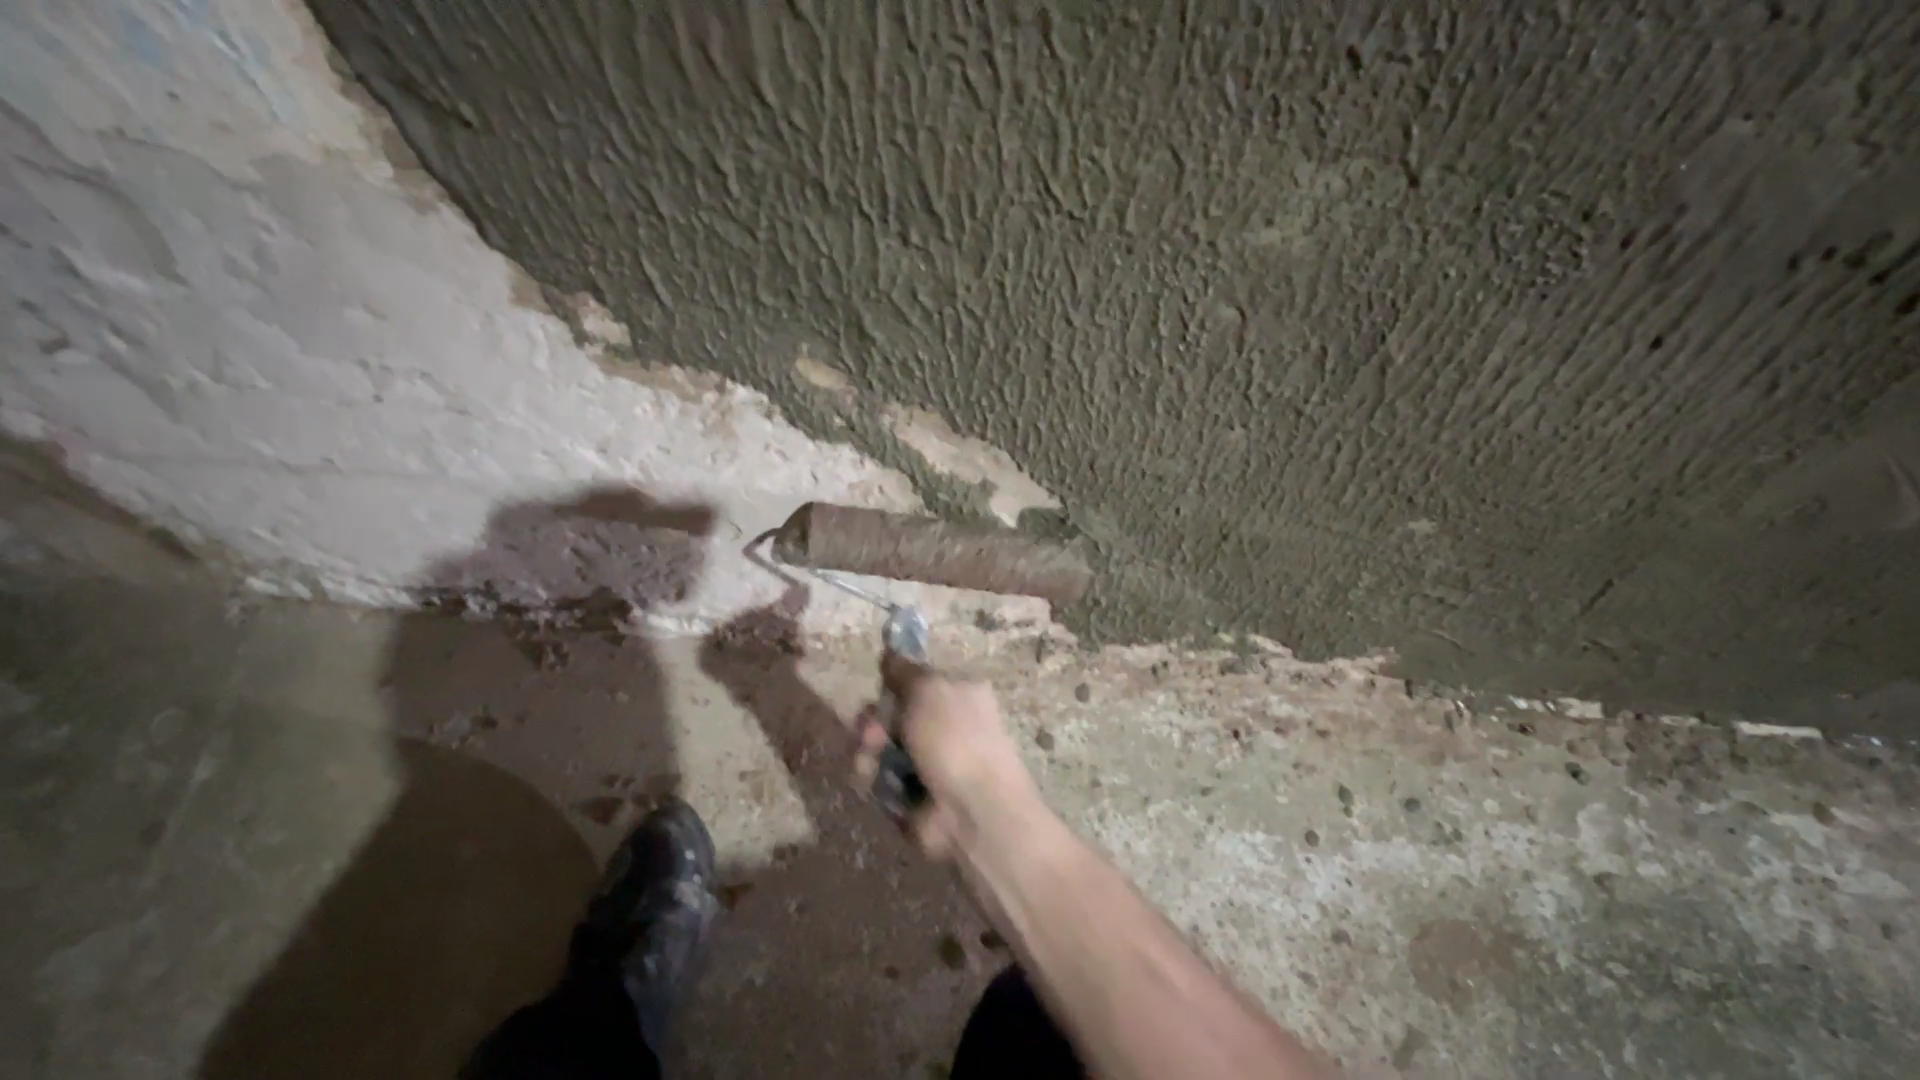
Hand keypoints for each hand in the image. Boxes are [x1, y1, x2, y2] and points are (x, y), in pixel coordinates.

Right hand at [854, 652, 1039, 857]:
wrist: (974, 811)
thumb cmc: (957, 739)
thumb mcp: (929, 689)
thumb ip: (905, 670)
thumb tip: (891, 651)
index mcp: (959, 693)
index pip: (916, 679)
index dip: (893, 681)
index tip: (880, 681)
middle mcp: (944, 725)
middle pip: (890, 713)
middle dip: (873, 720)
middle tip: (874, 732)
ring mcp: (926, 762)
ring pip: (878, 746)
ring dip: (868, 751)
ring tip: (871, 761)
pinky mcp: (909, 794)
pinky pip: (878, 778)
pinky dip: (872, 778)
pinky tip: (873, 781)